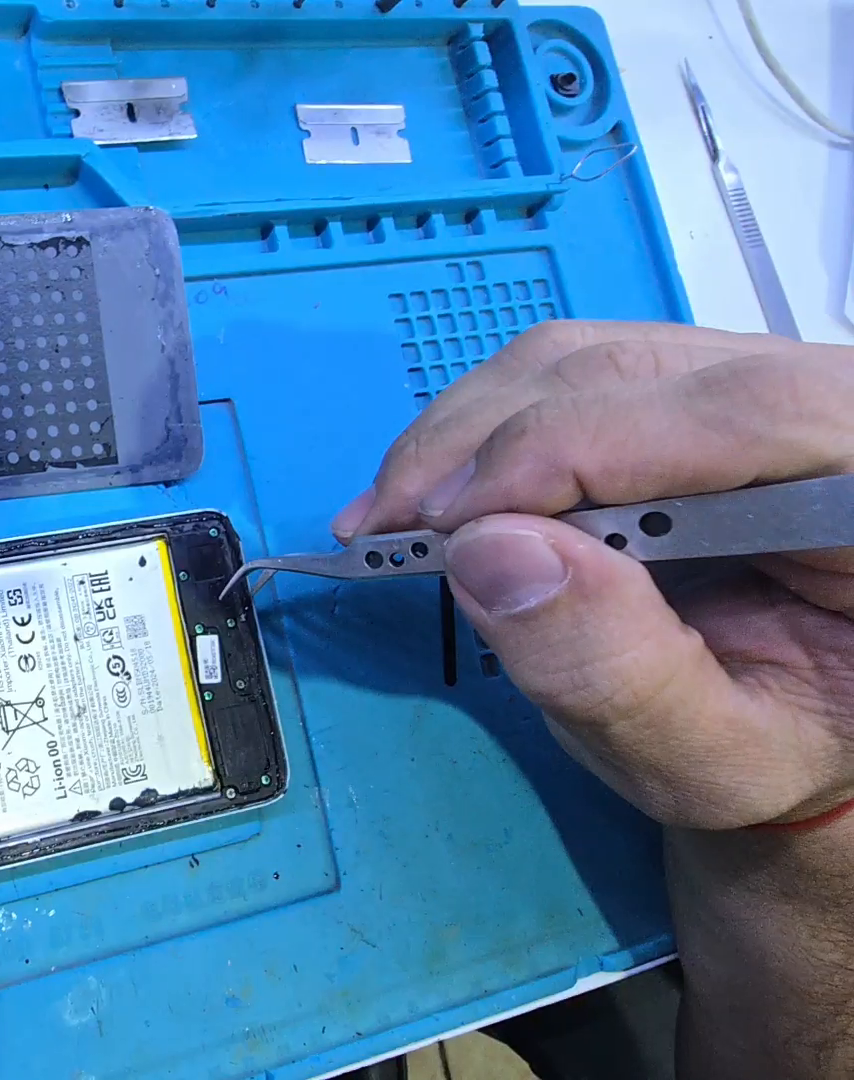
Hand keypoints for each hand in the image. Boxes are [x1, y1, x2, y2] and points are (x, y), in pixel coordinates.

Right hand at [334, 321, 853, 828]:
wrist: (809, 731)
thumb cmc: (782, 759)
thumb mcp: (705, 756)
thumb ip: (607, 665)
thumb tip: (482, 548)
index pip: (740, 411)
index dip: (564, 449)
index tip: (439, 525)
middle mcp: (846, 407)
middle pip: (628, 368)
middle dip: (476, 445)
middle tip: (384, 528)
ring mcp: (765, 388)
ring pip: (574, 360)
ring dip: (456, 438)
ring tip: (397, 519)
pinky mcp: (685, 397)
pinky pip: (554, 379)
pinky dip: (470, 435)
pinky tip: (435, 496)